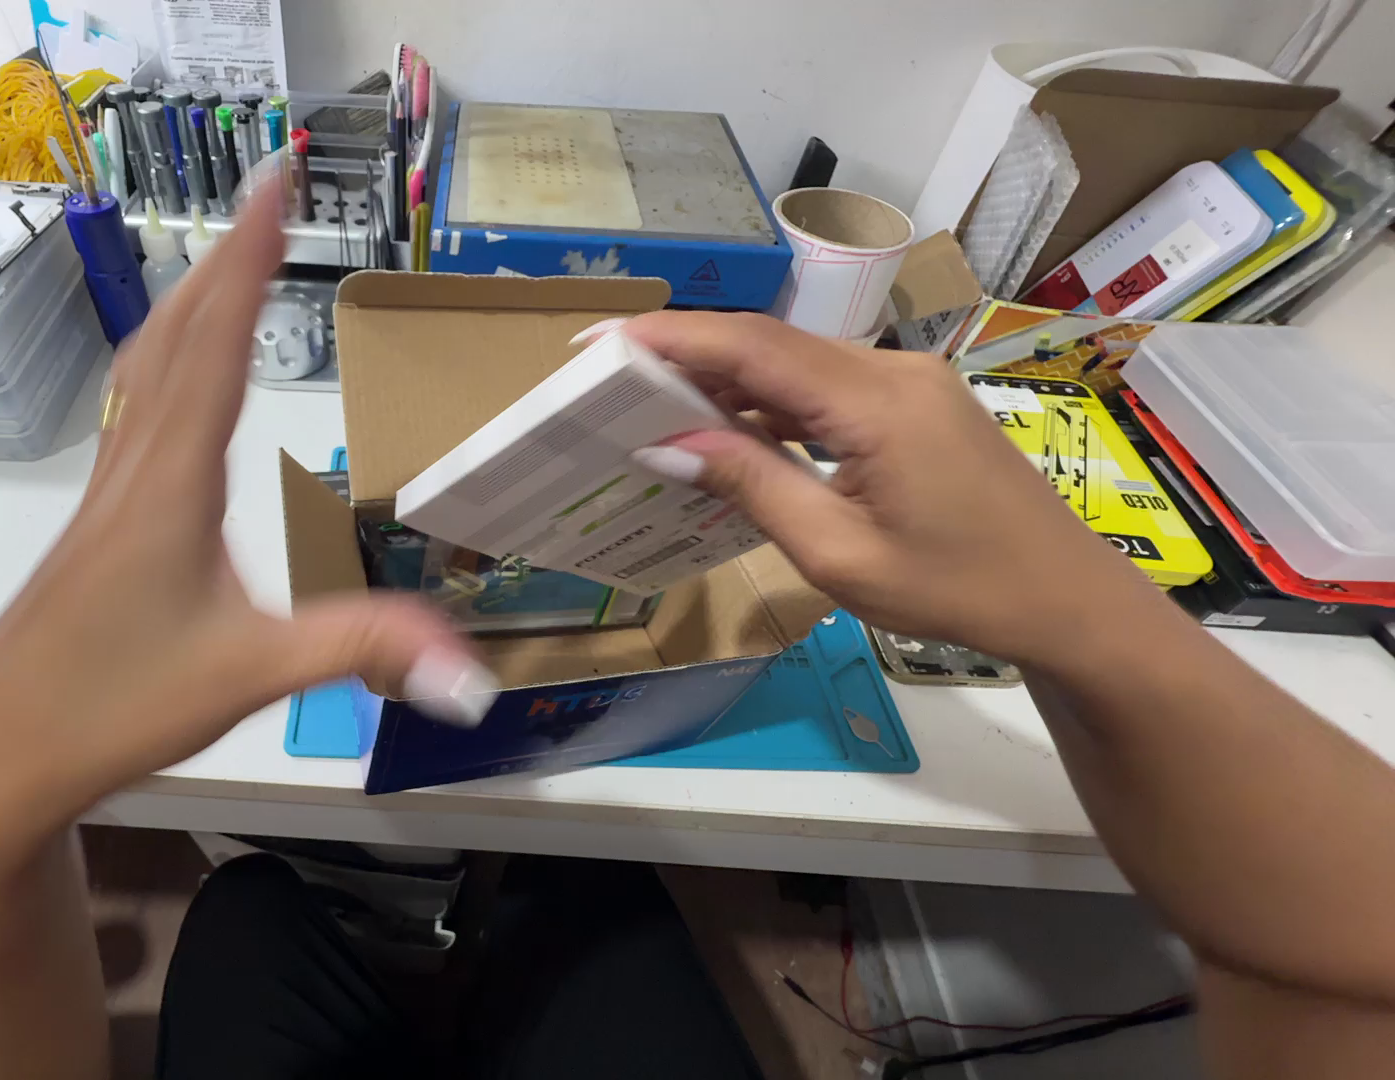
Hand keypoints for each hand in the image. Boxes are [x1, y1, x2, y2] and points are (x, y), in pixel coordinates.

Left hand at [0, 185, 489, 862]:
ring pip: (145, 368)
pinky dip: (167, 360)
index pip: (215, 345)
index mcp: (173, 483)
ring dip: (190, 303)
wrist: (2, 754)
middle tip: (265, 195)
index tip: (273, 181)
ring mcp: (107, 491)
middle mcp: (135, 467)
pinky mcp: (99, 518)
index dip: (247, 260)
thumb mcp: (253, 675)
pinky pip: (135, 410)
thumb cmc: (120, 706)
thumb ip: (363, 651)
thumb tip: (473, 670)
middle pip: (177, 336)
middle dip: (223, 259)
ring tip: (229, 262)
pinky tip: (177, 375)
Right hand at [620, 313, 1163, 667]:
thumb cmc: (954, 588)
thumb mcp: (836, 551)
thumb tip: (665, 446)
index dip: (672, 337)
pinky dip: (762, 400)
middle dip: (683, 351)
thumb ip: (750, 485)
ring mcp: (903, 382)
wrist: (1069, 602)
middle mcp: (889, 370)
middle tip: (610, 372)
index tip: (603, 340)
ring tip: (651, 398)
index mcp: (874, 402)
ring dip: (720, 377)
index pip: (752, 347)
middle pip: (767, 343)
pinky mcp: (907, 403)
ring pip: (790, 362)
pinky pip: (817, 387)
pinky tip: (724, 424)